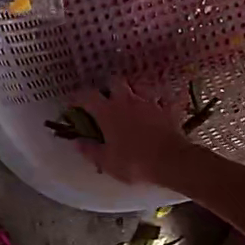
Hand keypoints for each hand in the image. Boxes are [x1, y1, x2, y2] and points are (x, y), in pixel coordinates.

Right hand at [78, 82, 205, 186]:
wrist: (170, 160)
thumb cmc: (133, 162)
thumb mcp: (106, 162)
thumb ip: (90, 150)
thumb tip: (77, 142)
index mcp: (107, 111)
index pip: (87, 96)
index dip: (78, 97)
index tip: (74, 104)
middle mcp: (127, 101)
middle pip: (114, 81)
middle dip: (108, 86)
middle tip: (105, 98)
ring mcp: (149, 102)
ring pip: (139, 85)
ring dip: (133, 89)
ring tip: (131, 98)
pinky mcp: (167, 109)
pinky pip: (162, 99)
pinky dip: (158, 100)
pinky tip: (157, 106)